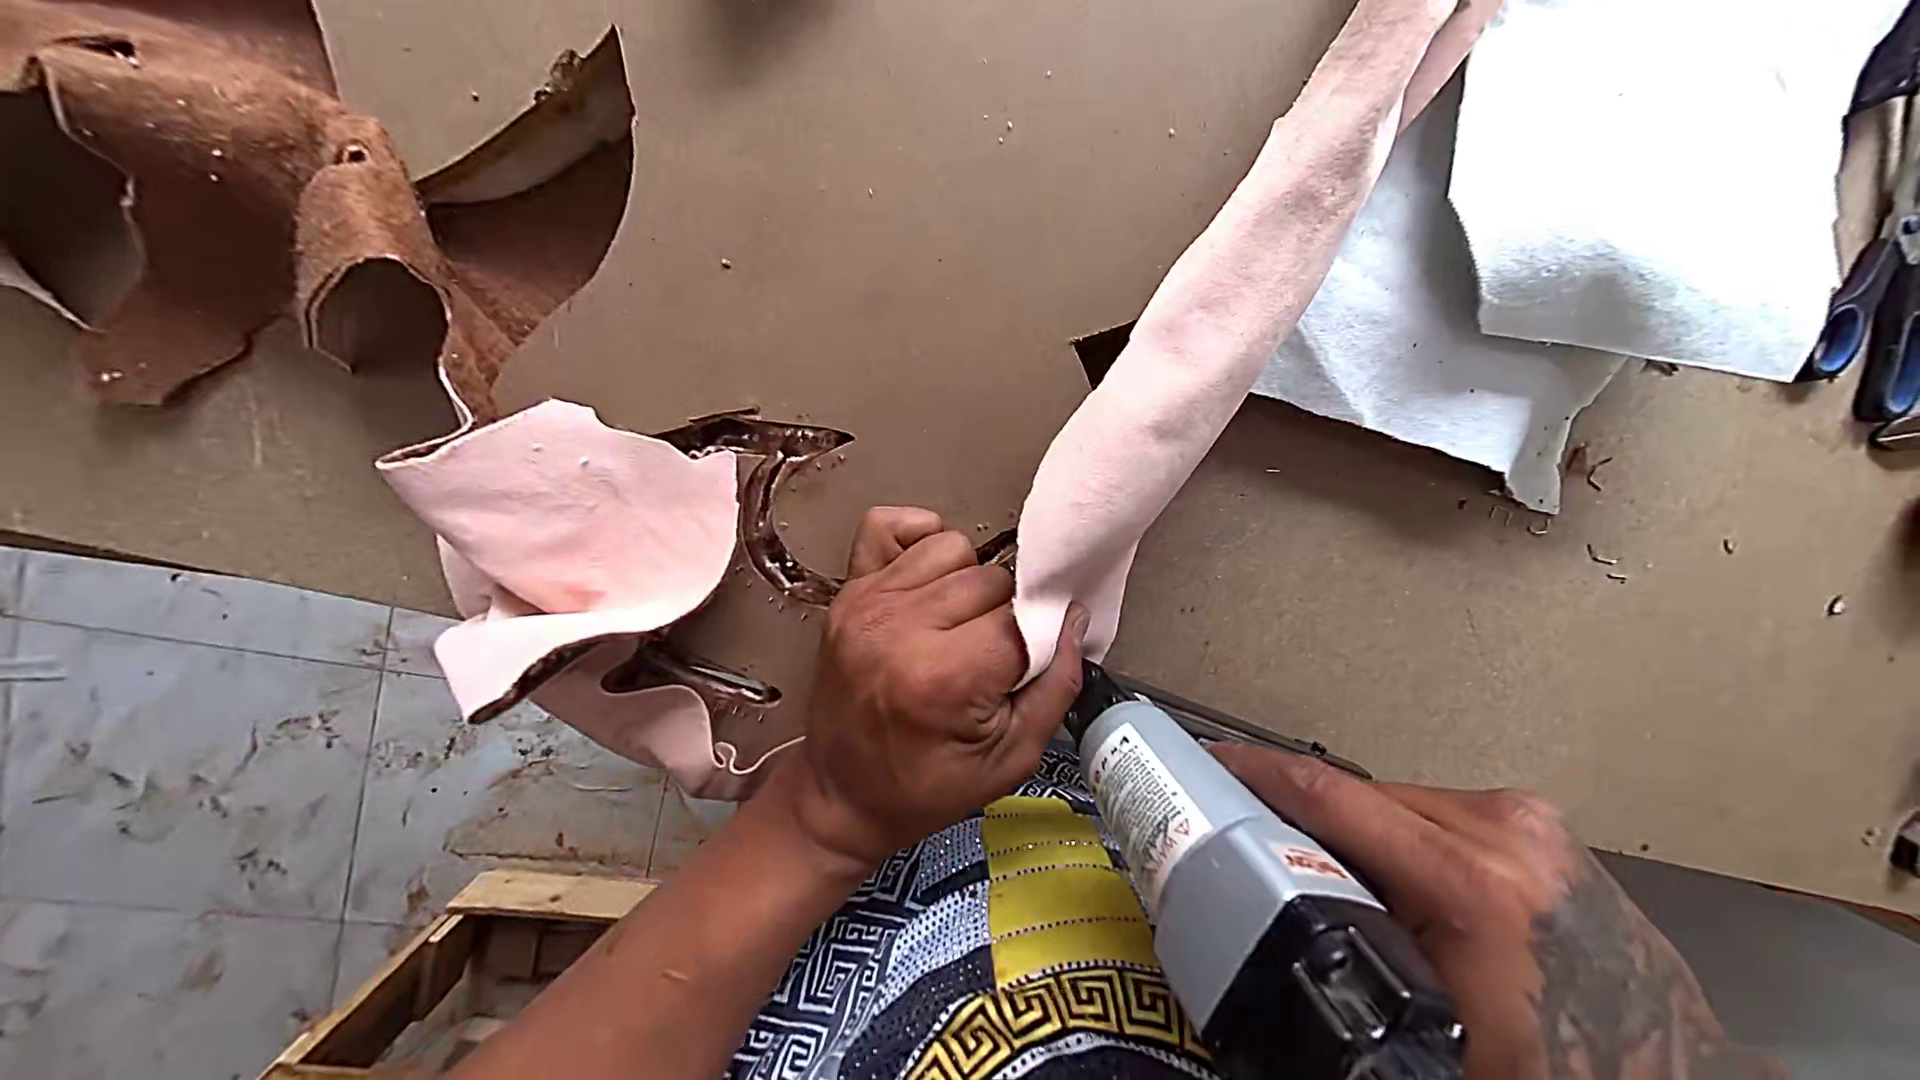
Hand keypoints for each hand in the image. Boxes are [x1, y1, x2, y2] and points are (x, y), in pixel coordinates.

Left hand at [775, 507, 1088, 866]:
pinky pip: (887, 524)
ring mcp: (867, 603)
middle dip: (1005, 615)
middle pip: (991, 578)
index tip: (1028, 660)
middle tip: (990, 656)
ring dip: (968, 581)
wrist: (841, 794)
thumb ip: (1056, 684)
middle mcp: (898, 628)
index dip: (1037, 637)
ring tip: (958, 624)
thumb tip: (1074, 620)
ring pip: (953, 546)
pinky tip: (929, 580)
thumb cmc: (922, 788)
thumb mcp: (1011, 758)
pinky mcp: (848, 592)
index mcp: (939, 677)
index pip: (1020, 618)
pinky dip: (918, 540)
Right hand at [1210, 746, 1786, 1079]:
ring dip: (1342, 820)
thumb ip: (1342, 954)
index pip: (1329, 793)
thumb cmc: (1558, 1070)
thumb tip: (1257, 940)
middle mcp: (1505, 833)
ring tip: (1306, 849)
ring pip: (1389, 797)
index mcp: (1474, 883)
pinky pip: (1428, 809)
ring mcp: (1526, 822)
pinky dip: (1388, 826)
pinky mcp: (1536, 826)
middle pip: (1354, 793)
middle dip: (1294, 806)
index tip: (1212, 761)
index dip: (1256, 770)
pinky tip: (1374, 859)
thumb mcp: (1424, 1022)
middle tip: (1244, 821)